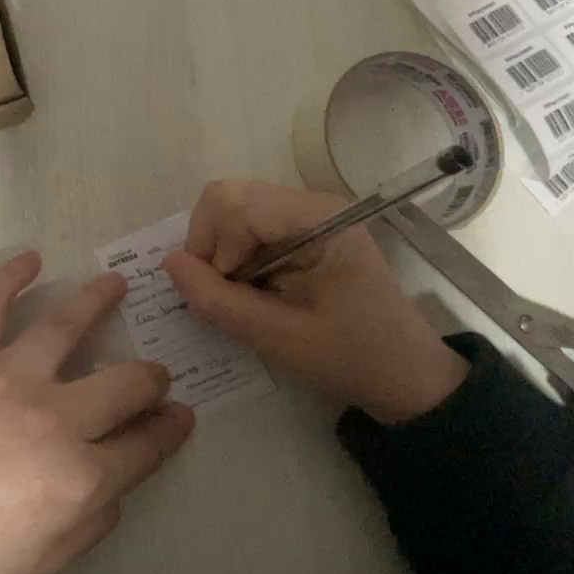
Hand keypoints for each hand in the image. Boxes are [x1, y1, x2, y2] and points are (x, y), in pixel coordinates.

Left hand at [0, 252, 194, 573]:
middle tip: (154, 373)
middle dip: (150, 378)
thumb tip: (114, 481)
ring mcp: (9, 379)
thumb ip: (95, 519)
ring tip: (116, 284)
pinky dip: (9, 278)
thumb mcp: (51, 558)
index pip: (145, 445)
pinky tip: (32, 259)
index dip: (169, 430)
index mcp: (81, 476)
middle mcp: (55, 417)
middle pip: (124, 384)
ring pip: (64, 326)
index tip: (180, 415)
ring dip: (97, 300)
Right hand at [161, 182, 468, 425]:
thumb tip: (168, 263)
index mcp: (318, 220)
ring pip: (228, 207)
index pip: (233, 204)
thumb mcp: (278, 339)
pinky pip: (243, 223)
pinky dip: (232, 252)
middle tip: (227, 291)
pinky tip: (253, 285)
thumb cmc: (349, 358)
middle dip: (210, 245)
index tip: (231, 295)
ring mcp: (305, 212)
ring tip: (241, 290)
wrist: (405, 376)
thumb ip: (219, 301)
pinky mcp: (298, 227)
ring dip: (219, 249)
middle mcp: (310, 202)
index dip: (215, 249)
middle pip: (225, 197)